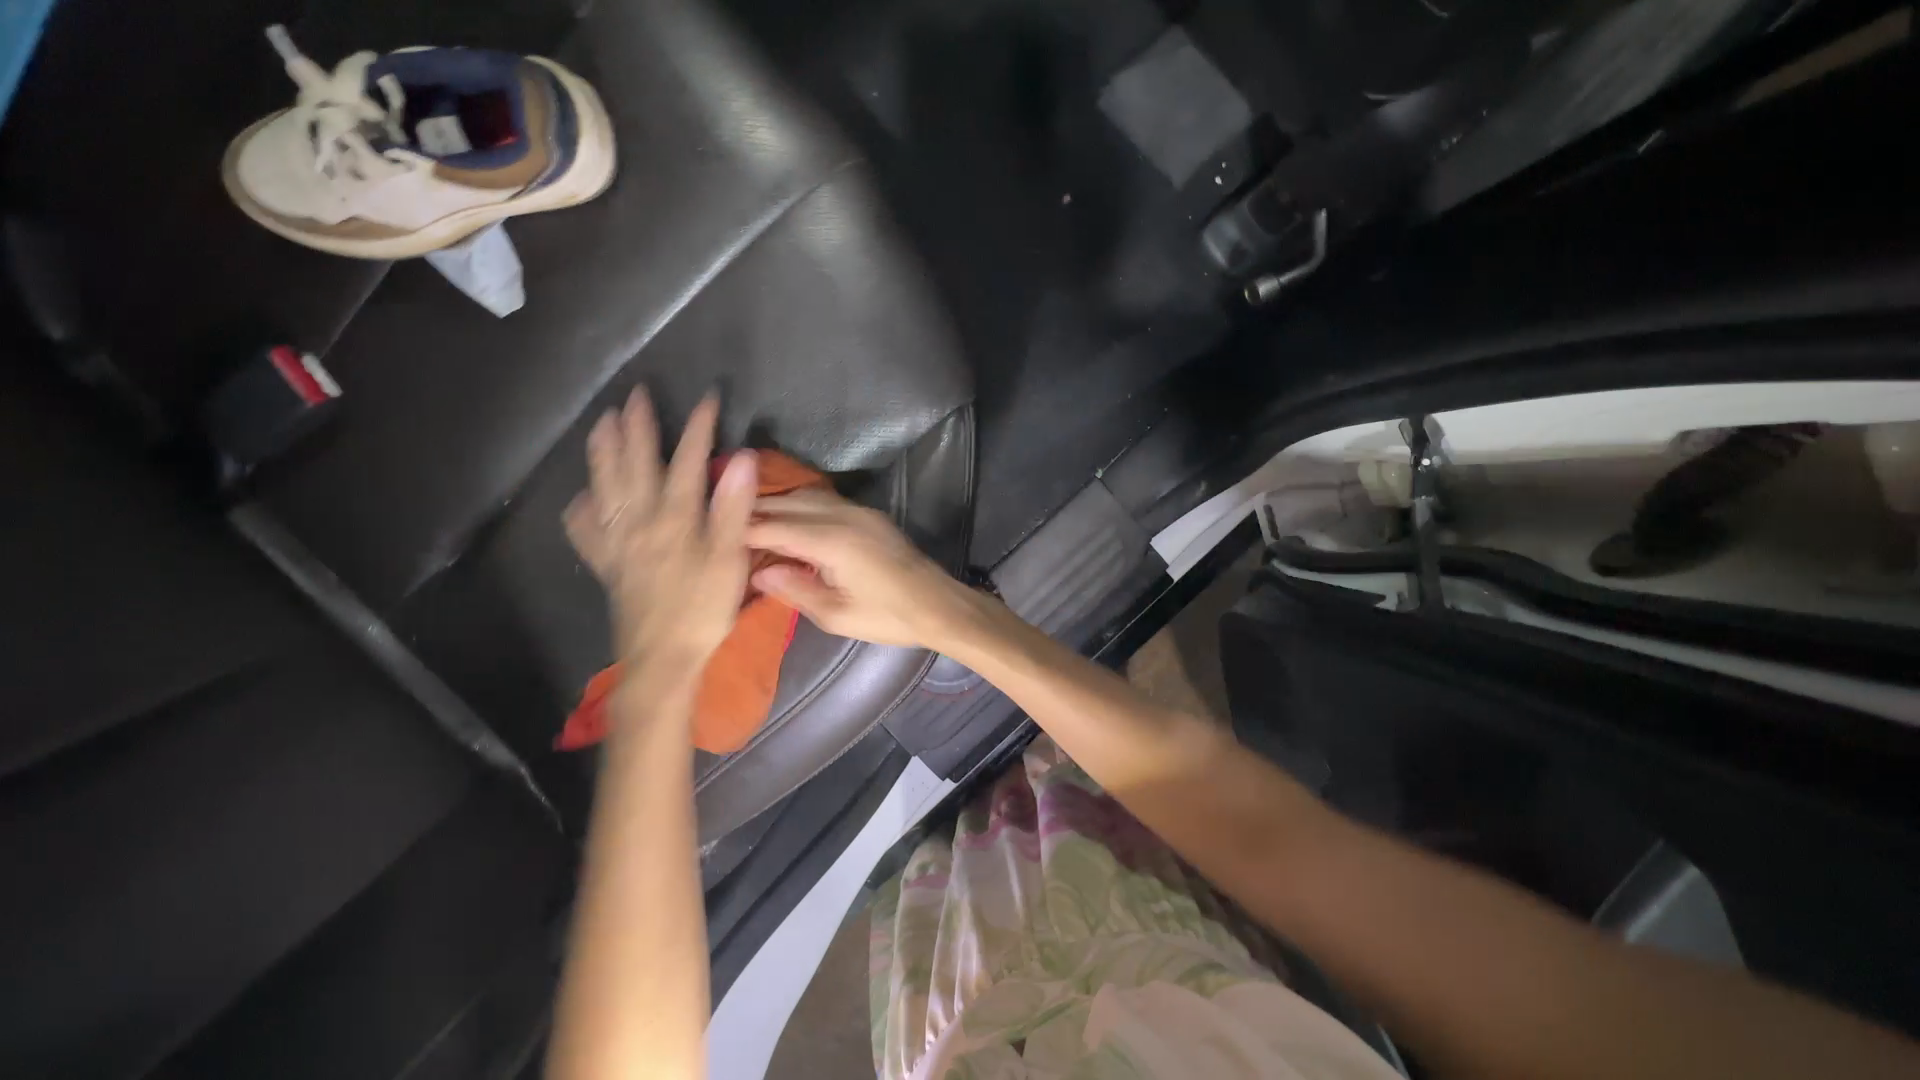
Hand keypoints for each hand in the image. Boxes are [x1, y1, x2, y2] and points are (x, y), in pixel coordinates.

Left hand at [563, 389, 756, 674]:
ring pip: (604, 486)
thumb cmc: (702, 610)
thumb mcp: (729, 560)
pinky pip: (586, 529)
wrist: (662, 659)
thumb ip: (732, 508)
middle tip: (634, 395)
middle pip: (634, 464)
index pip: (687, 461)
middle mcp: (640, 521)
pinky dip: (581, 507)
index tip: (705, 398)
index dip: (696, 427)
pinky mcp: (607, 564)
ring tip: (601, 422)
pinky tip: (583, 498)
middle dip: (636, 426)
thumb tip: (741, 458)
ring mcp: (618, 542)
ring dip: (602, 450)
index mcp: (675, 517)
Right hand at [744, 488, 984, 649]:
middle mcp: (843, 516)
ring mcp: (858, 512)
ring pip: (806, 496)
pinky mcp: (869, 515)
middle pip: (788, 503)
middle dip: (755, 511)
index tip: (717, 535)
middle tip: (724, 522)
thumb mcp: (836, 615)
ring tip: (750, 520)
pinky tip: (788, 521)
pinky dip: (799, 506)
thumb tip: (760, 574)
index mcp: (832, 541)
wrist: (938, 604)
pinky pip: (824, 501)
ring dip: (777, 505)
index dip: (744, 530)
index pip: (775, 527)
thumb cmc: (888, 617)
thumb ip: (795, 590)